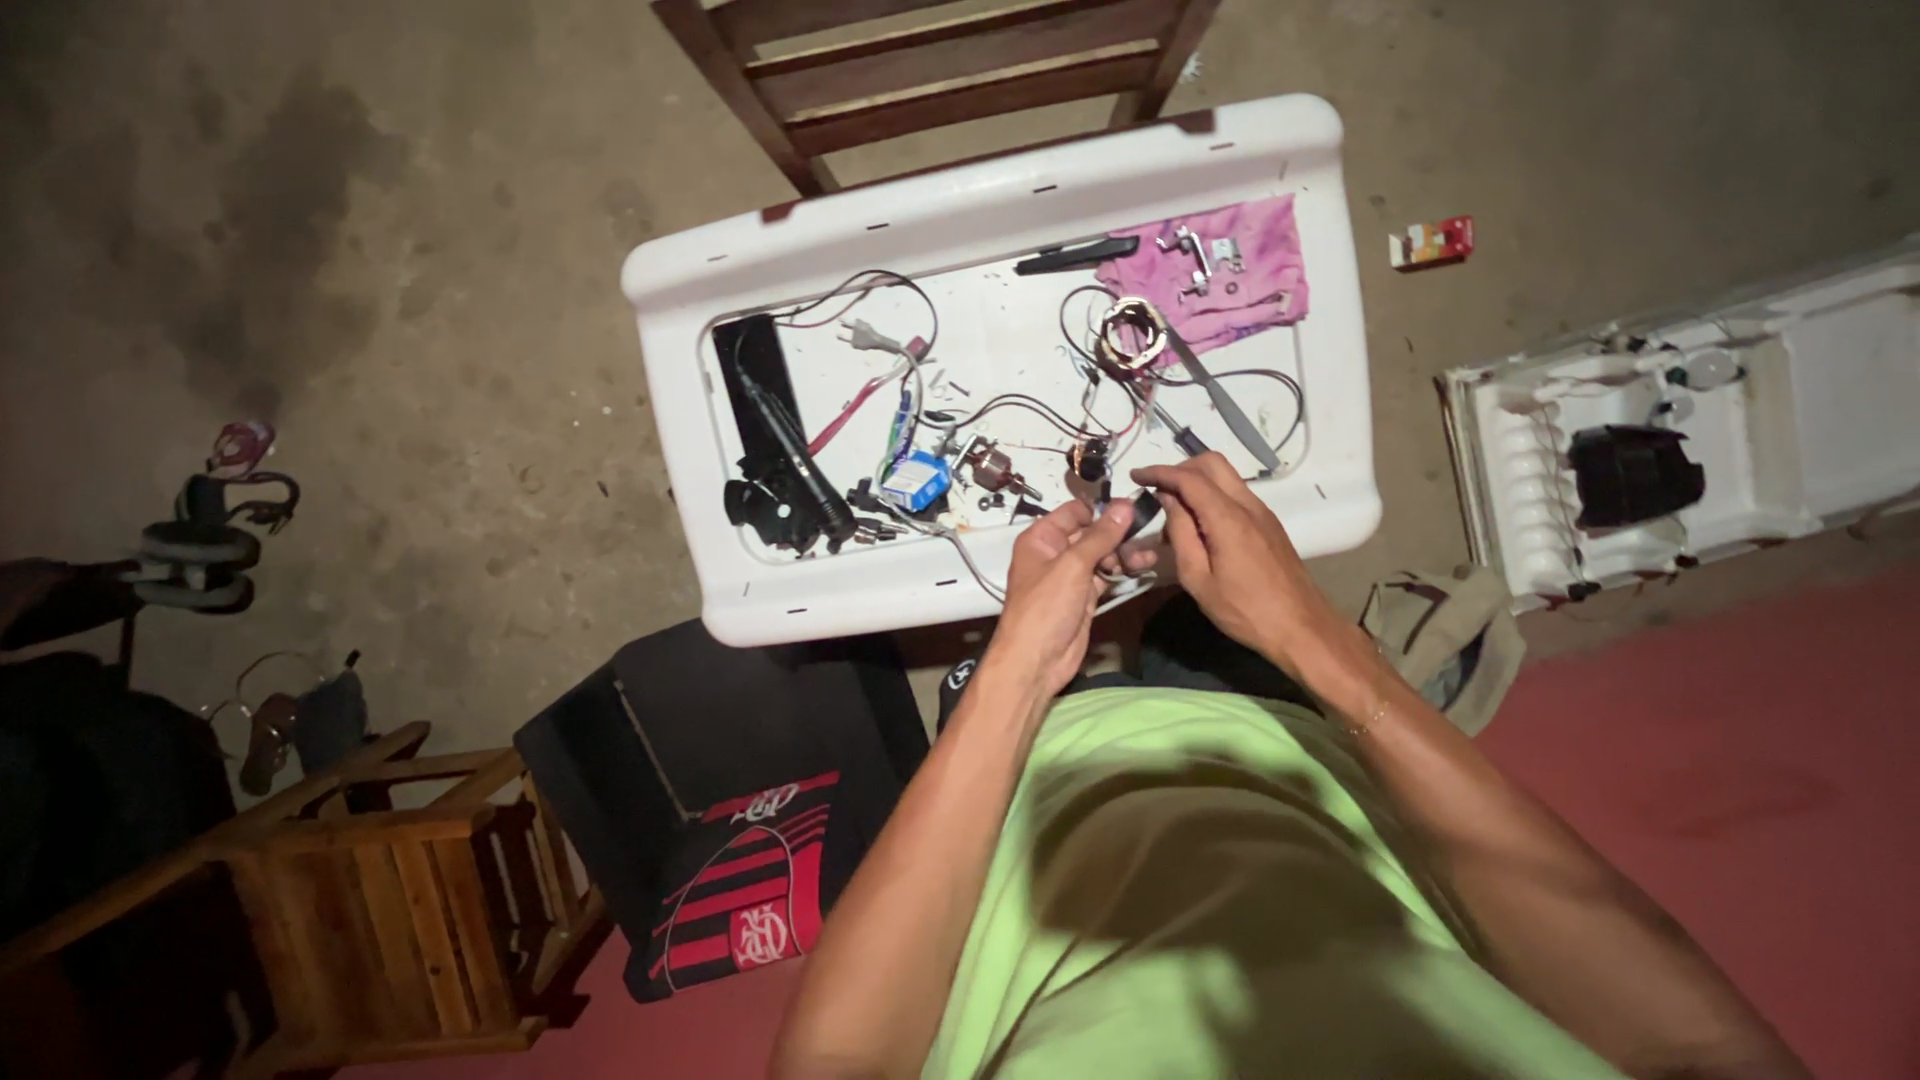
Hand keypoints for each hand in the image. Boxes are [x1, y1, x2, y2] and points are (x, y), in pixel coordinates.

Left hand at [981, 500, 1135, 699]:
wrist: (1035, 661)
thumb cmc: (1046, 607)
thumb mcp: (1072, 566)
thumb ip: (1101, 536)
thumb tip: (1125, 505)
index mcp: (1041, 538)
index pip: (1074, 512)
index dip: (1101, 509)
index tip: (1132, 509)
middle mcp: (1054, 553)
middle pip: (1091, 533)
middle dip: (1118, 533)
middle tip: (1147, 533)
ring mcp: (1070, 576)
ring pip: (1102, 555)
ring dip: (1124, 553)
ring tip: (1147, 556)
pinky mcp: (1084, 597)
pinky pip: (1106, 576)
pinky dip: (1123, 571)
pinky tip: (1144, 567)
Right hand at [1131, 454, 1341, 670]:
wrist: (1301, 627)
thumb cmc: (1244, 610)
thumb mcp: (1197, 578)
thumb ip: (1181, 533)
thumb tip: (1168, 499)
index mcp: (1228, 518)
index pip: (1188, 478)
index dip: (1159, 472)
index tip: (1135, 476)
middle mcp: (1248, 505)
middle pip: (1212, 463)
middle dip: (1180, 467)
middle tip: (1157, 489)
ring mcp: (1263, 512)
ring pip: (1226, 476)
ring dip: (1197, 481)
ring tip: (1175, 511)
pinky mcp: (1269, 524)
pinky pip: (1235, 494)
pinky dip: (1212, 495)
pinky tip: (1200, 525)